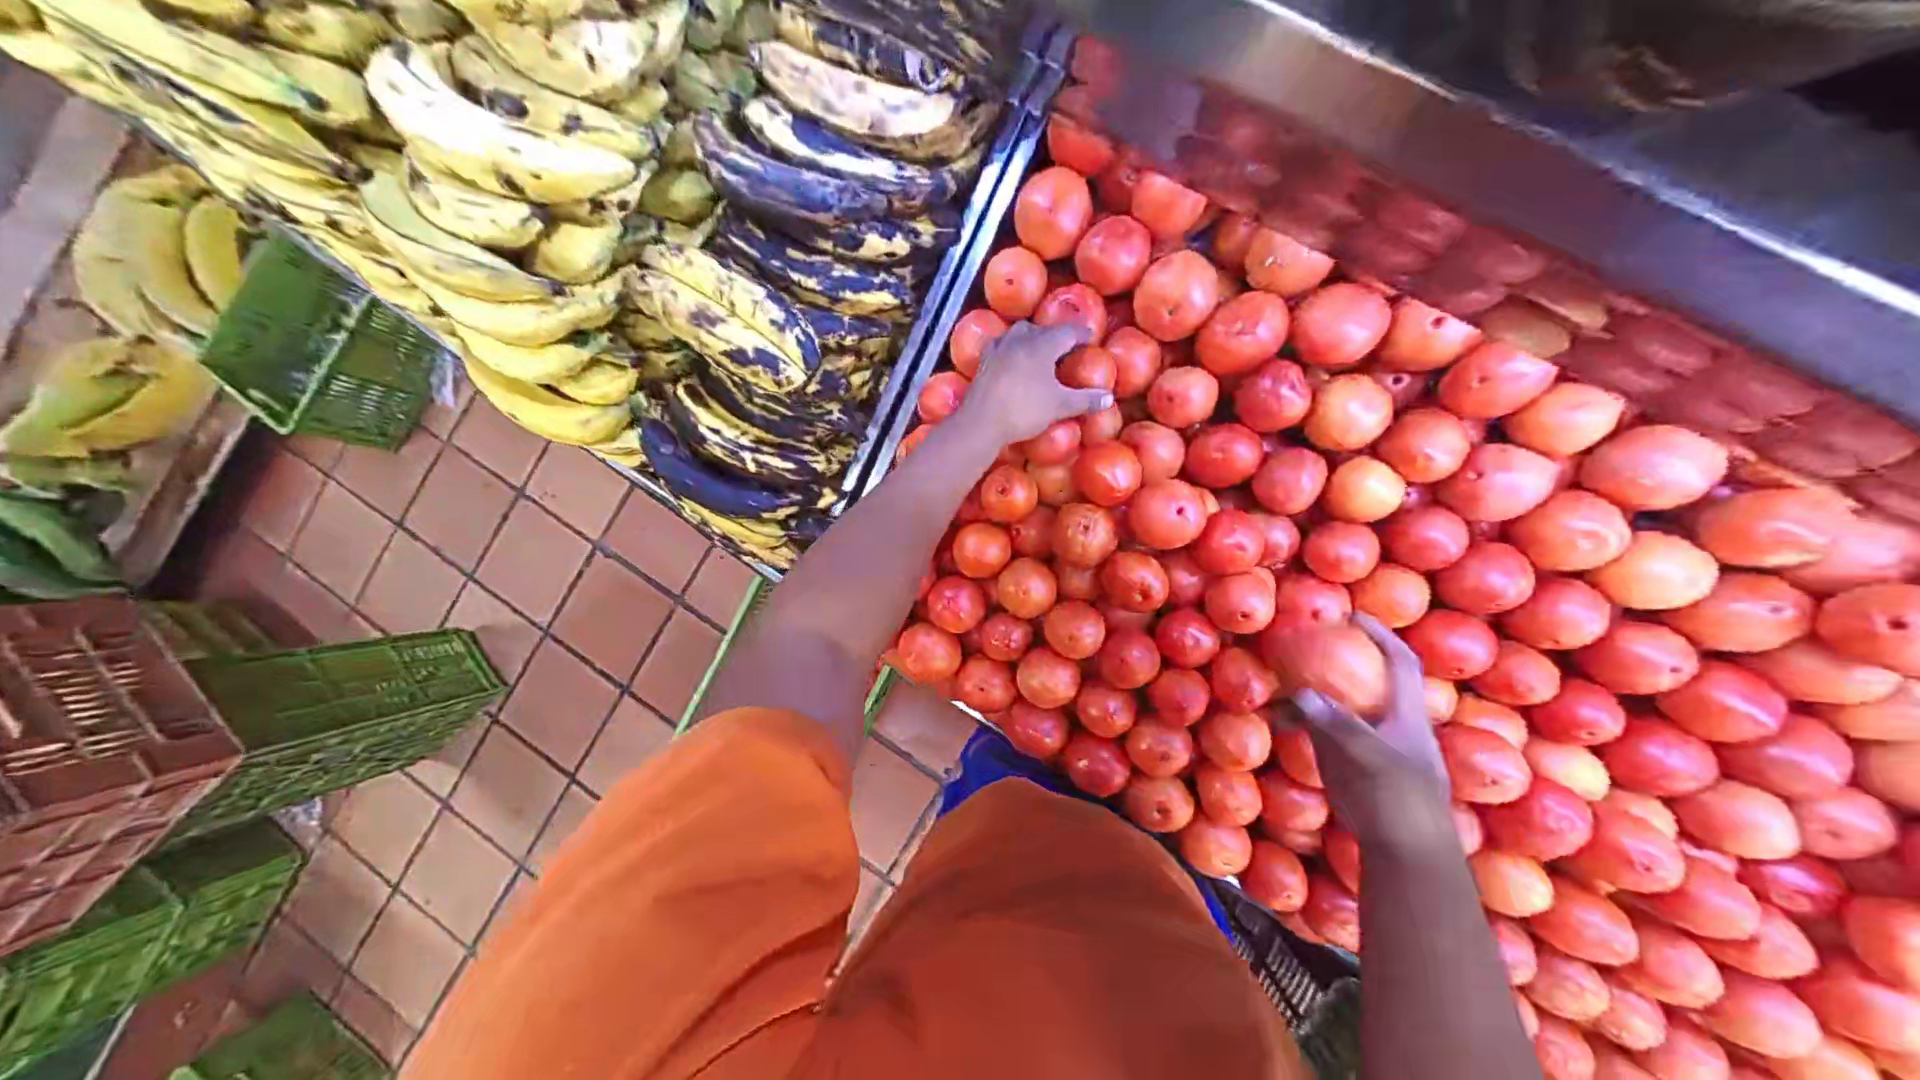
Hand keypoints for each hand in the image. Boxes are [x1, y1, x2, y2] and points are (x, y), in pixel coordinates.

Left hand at [954, 320, 1112, 445]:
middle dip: (1057, 335)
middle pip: (1043, 328)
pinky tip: (1013, 360)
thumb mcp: (1060, 406)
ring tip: (1041, 351)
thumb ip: (1085, 400)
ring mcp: (999, 348)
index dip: (1083, 334)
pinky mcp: (984, 361)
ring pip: (1020, 333)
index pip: (1069, 331)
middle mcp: (1020, 339)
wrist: (980, 423)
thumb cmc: (1024, 411)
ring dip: (1033, 337)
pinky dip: (1012, 348)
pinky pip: (1002, 345)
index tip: (1091, 339)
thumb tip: (1108, 398)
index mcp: (1042, 344)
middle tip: (1068, 348)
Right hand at [1283, 615, 1456, 852]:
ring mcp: (1359, 733)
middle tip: (1301, 635)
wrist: (1401, 846)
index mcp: (1405, 712)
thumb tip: (1300, 694)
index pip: (1400, 662)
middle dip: (1332, 652)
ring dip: (1301, 687)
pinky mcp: (1340, 752)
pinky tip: (1272, 718)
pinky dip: (1292, 717)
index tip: (1354, 613)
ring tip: (1273, 677)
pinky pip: (1312, 724)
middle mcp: (1382, 715)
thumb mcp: (1374, 759)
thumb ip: (1338, 725)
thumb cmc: (1402, 800)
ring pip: (1329, 698)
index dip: (1382, 634)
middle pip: (1358, 672)